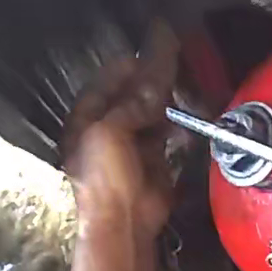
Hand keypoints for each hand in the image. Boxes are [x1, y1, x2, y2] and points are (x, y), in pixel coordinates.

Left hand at [63, 22, 180, 242]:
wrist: (125, 220)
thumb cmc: (106, 177)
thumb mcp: (109, 134)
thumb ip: (130, 107)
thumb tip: (152, 87)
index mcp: (87, 120)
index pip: (107, 83)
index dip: (127, 66)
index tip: (150, 50)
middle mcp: (108, 128)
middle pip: (131, 97)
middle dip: (150, 82)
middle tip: (173, 63)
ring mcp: (132, 144)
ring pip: (150, 114)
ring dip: (165, 102)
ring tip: (183, 85)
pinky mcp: (154, 160)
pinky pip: (165, 134)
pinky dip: (175, 125)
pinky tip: (185, 117)